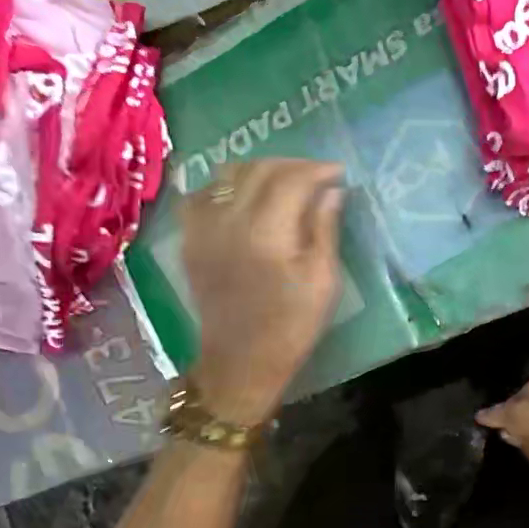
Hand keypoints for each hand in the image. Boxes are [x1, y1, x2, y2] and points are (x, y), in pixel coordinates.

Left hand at [181, 159, 344, 424]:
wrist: (240, 362)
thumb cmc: (290, 327)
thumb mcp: (322, 281)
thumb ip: (325, 229)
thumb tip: (332, 190)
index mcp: (266, 231)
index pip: (292, 178)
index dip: (318, 169)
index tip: (338, 173)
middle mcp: (228, 220)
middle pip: (259, 169)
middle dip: (292, 165)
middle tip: (315, 176)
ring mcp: (203, 228)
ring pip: (227, 174)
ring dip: (258, 170)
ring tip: (282, 182)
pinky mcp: (190, 240)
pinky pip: (201, 195)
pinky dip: (223, 186)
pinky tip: (241, 197)